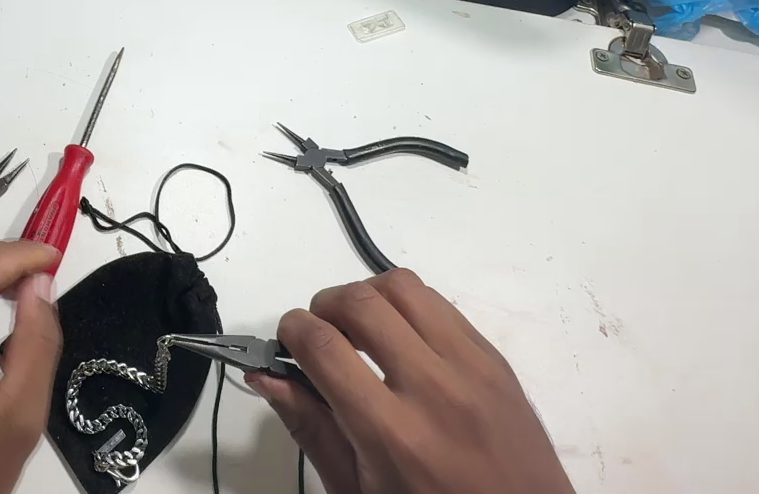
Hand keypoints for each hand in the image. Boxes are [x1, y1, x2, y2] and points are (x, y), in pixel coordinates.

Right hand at [250, 269, 574, 493]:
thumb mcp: (356, 492)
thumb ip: (309, 426)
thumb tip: (263, 373)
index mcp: (394, 436)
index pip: (322, 345)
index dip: (291, 331)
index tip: (287, 345)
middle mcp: (435, 391)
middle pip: (358, 302)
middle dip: (322, 307)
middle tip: (320, 337)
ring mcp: (473, 369)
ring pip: (399, 285)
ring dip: (365, 297)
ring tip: (360, 332)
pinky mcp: (495, 358)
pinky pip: (437, 300)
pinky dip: (404, 306)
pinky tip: (399, 339)